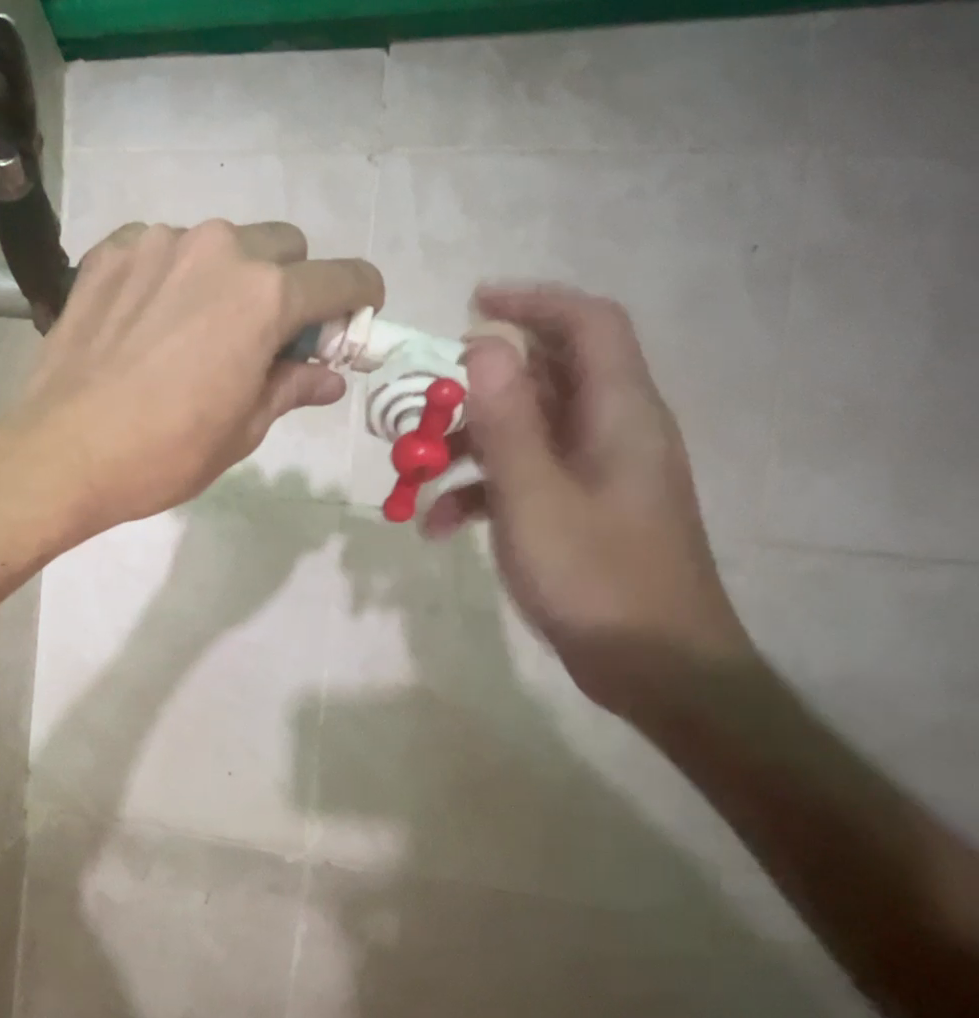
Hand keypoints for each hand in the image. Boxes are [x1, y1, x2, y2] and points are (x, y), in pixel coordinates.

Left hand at [0, 220, 382, 539]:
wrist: (59, 453)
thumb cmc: (160, 454)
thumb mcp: (241, 431)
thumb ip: (290, 387)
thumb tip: (328, 375)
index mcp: (265, 295)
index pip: (342, 278)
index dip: (356, 304)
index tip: (346, 327)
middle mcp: (217, 250)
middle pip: (282, 248)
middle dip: (288, 285)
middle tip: (261, 338)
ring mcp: (156, 245)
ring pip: (217, 244)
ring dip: (222, 277)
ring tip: (190, 331)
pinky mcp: (107, 254)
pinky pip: (156, 248)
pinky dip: (165, 274)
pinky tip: (144, 318)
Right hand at [425, 285, 754, 714]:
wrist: (655, 665)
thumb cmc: (597, 577)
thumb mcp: (535, 496)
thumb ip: (507, 420)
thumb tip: (482, 344)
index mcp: (619, 414)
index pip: (587, 325)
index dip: (533, 302)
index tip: (469, 303)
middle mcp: (612, 431)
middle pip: (547, 375)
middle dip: (477, 384)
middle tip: (420, 400)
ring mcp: (597, 473)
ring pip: (525, 429)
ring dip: (466, 443)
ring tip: (413, 475)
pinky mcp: (580, 509)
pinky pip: (523, 477)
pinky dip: (478, 490)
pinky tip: (438, 527)